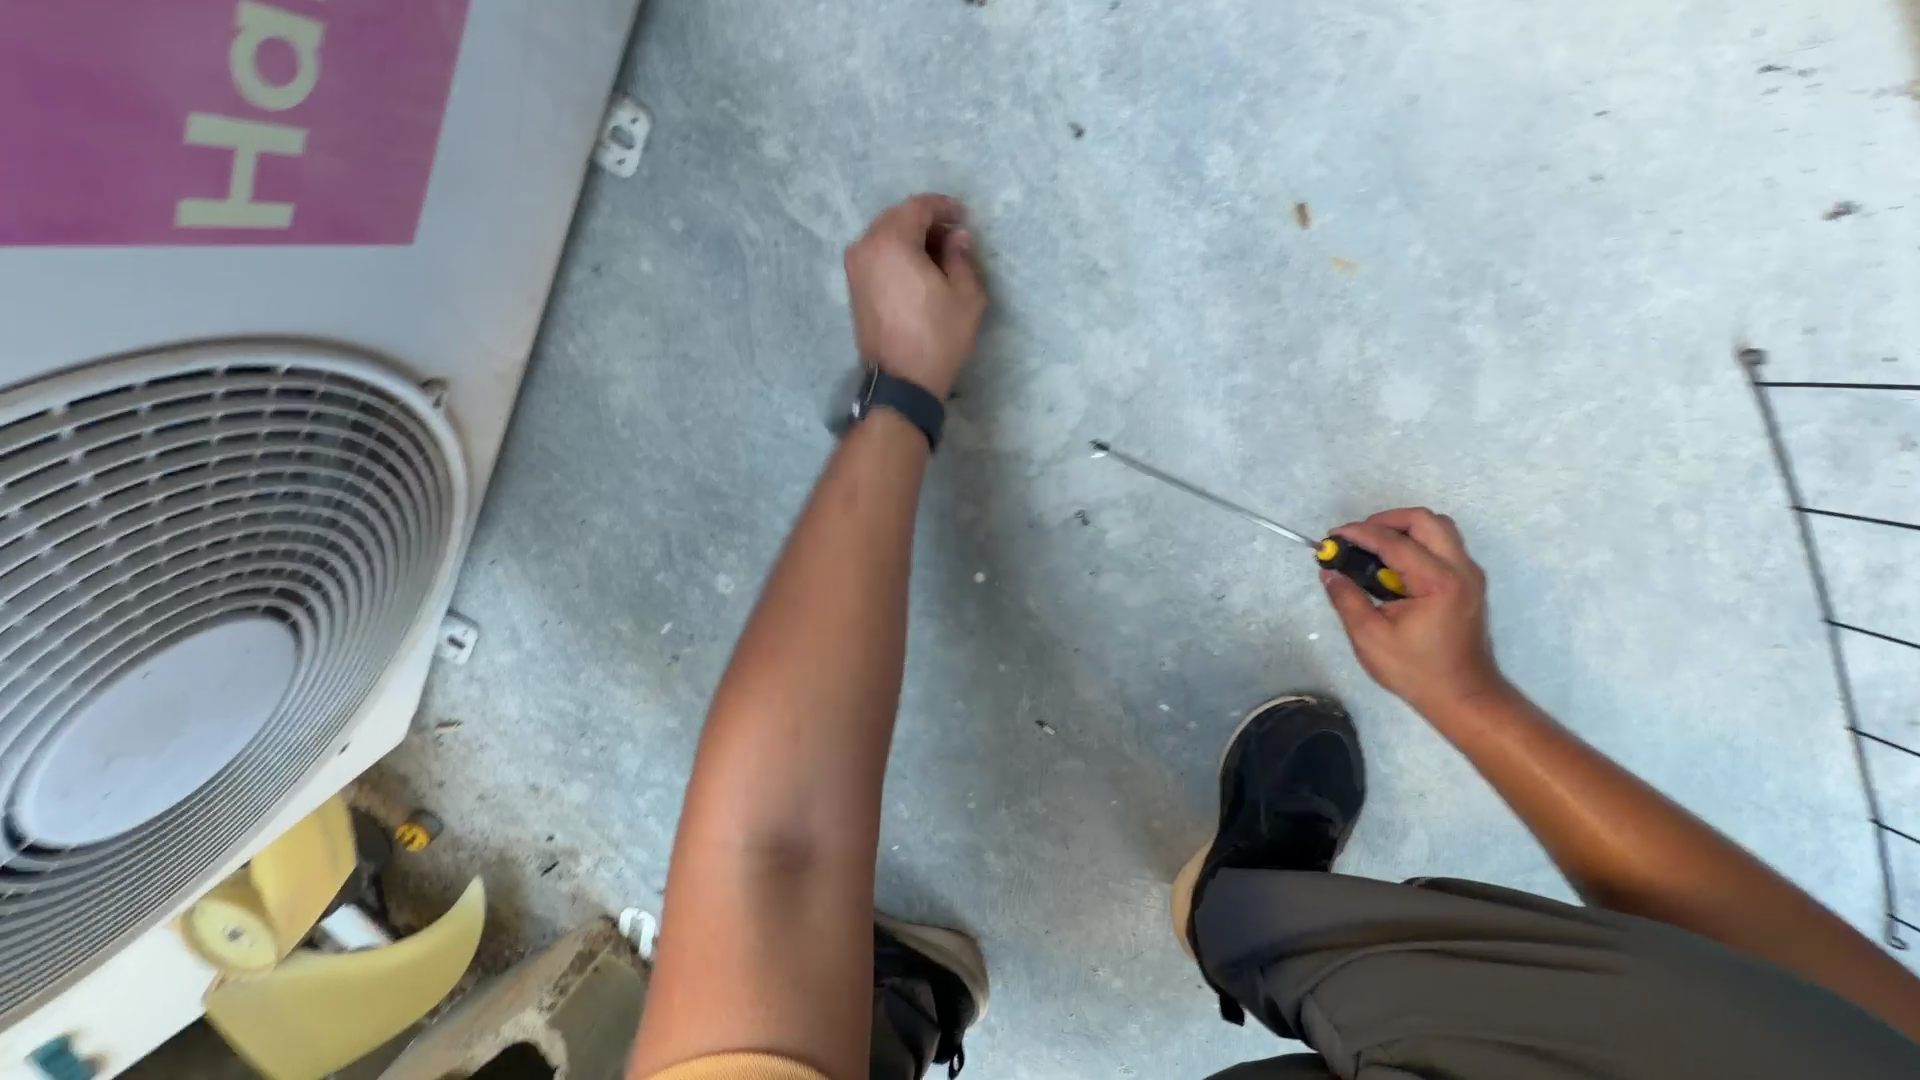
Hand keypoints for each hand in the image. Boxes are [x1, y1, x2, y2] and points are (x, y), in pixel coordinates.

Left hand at [844, 194, 985, 398]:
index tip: (964, 217)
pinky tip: (918, 270)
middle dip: (926, 222)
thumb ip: (962, 257)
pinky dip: (897, 256)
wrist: (902, 383)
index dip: (944, 207)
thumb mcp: (966, 296)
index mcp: (892, 242)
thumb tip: (957, 237)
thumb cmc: (938, 338)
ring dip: (911, 239)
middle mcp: (865, 247)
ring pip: (885, 237)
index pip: (918, 207)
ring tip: (938, 255)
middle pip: (897, 218)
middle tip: (953, 236)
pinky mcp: (854, 289)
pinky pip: (877, 257)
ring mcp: (855, 269)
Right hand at [1321, 508, 1509, 714]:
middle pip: (1426, 520)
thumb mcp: (1369, 636)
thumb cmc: (1415, 669)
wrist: (1463, 696)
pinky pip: (1443, 547)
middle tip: (1358, 537)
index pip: (1395, 541)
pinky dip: (1416, 544)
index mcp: (1437, 582)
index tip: (1333, 537)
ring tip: (1374, 549)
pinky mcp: (1468, 584)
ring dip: (1404, 530)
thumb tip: (1329, 572)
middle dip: (1387, 520)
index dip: (1360, 533)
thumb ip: (1346, 598)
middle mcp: (1460, 570)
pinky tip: (1392, 567)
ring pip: (1439, 529)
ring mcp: (1469, 575)